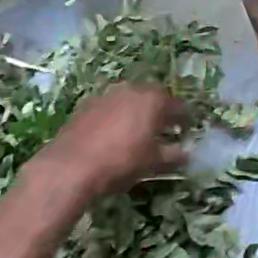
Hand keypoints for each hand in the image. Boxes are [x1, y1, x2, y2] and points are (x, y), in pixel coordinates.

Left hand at [22, 84, 186, 198]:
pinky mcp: (85, 105)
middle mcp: (132, 89)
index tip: (187, 131)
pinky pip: (110, 107)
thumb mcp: (153, 162)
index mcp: (154, 99)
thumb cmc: (121, 161)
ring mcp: (106, 95)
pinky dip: (117, 117)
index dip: (185, 119)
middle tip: (164, 129)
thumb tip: (187, 155)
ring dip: (137, 112)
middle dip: (161, 111)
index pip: (178, 106)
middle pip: (153, 97)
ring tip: (138, 131)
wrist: (70, 167)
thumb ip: (173, 155)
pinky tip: (114, 135)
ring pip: (129, 100)